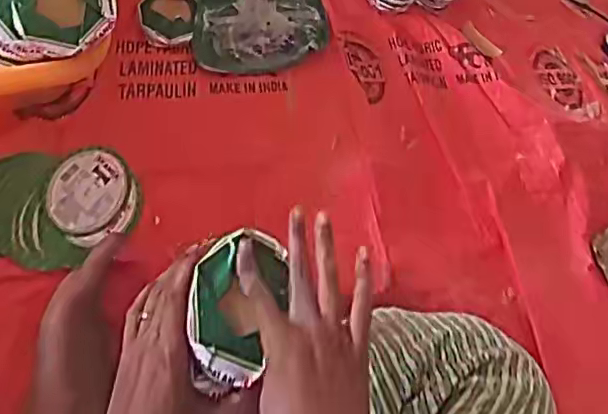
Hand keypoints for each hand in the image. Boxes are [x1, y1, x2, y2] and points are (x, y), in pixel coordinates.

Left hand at [107, 244, 248, 413]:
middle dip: (182, 264)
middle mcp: (147, 341)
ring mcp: (133, 348)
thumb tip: (260, 382)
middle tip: (201, 251)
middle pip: (163, 288)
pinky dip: (147, 296)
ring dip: (165, 277)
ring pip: (147, 298)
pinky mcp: (124, 359)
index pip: (176, 291)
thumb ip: (236, 398)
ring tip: (183, 266)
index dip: (189, 265)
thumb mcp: (205, 413)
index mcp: (167, 347)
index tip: (205, 247)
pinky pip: (135, 313)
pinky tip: (154, 295)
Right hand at [237, 209, 372, 413]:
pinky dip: (363, 278)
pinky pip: (362, 305)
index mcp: (282, 341)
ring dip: (326, 247)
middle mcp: (310, 329)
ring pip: (330, 280)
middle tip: (296, 211)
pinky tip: (364, 255)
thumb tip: (256, 352)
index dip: (248, 269)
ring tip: (324, 218)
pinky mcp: (358, 345)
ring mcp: (336, 334)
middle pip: (300, 275)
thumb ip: (262, 363)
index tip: (244, 245)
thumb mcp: (265, 395)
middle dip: (296, 241)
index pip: (258, 296)